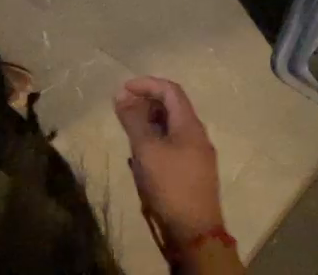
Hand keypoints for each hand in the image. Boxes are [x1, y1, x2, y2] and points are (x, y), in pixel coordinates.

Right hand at [115, 76, 227, 253]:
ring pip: (171, 127)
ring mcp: (197, 155)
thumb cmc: (171, 185)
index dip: (146, 84)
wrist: (196, 234)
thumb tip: (120, 94)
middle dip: (145, 103)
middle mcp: (197, 135)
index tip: (123, 90)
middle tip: (123, 110)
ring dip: (149, 122)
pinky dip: (155, 140)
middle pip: (172, 107)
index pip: (170, 90)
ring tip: (129, 132)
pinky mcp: (193, 172)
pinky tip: (141, 155)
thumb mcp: (146, 149)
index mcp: (190, 125)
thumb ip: (133, 119)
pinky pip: (173, 144)